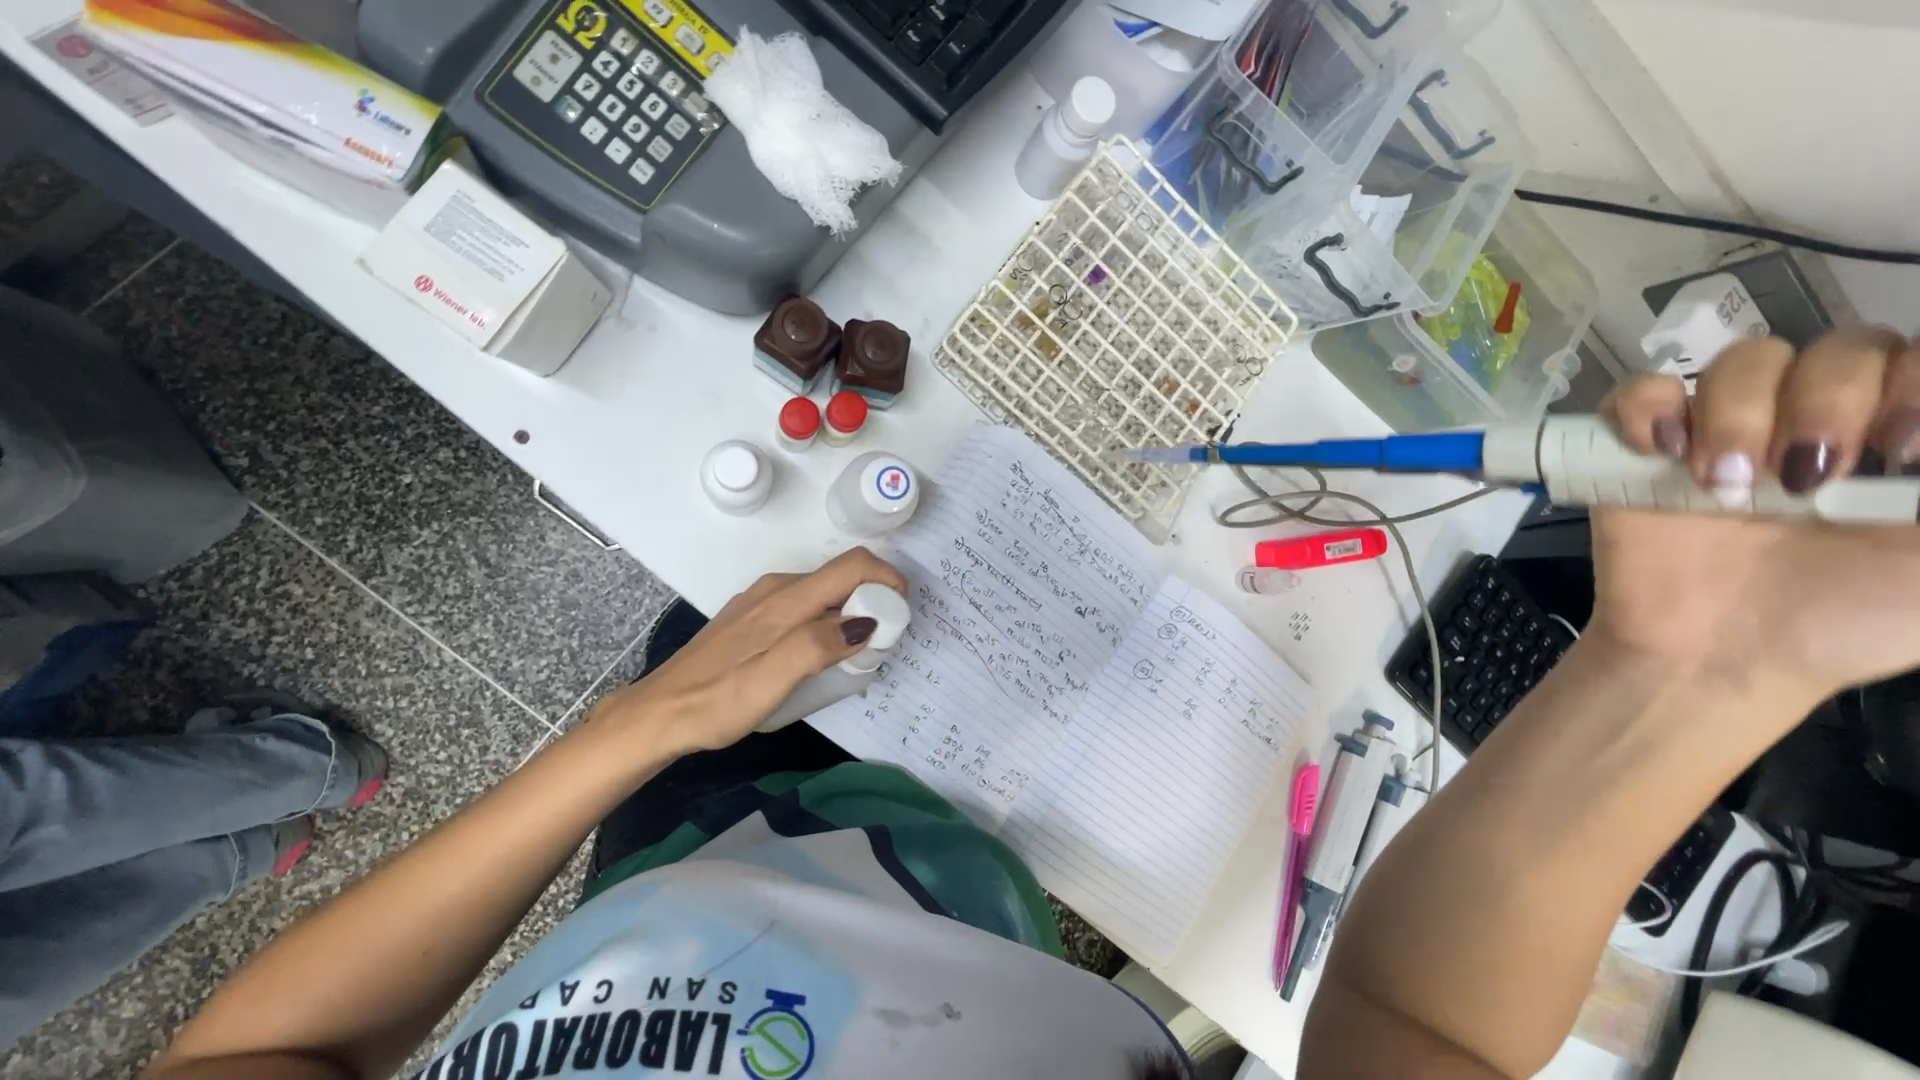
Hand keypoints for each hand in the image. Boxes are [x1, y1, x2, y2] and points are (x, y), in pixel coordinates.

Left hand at [585, 547, 909, 755]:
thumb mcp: (771, 681)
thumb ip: (817, 646)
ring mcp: (760, 604)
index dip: (888, 582)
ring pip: (822, 595)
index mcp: (785, 600)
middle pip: (840, 579)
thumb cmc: (716, 703)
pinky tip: (815, 661)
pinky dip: (825, 625)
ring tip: (850, 662)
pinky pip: (803, 609)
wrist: (656, 716)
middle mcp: (775, 591)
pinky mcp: (751, 621)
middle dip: (872, 604)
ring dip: (849, 617)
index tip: (901, 618)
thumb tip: (864, 622)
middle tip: (879, 651)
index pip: (852, 566)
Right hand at [1599, 327, 1919, 716]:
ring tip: (1724, 488)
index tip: (1904, 454)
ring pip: (1744, 360)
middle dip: (1826, 406)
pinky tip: (1661, 452)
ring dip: (1738, 416)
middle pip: (1840, 347)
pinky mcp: (1642, 447)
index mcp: (1897, 439)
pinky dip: (1649, 408)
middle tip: (1803, 481)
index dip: (1915, 386)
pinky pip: (1641, 389)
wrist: (1720, 656)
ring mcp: (1724, 431)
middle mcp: (1815, 422)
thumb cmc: (1848, 620)